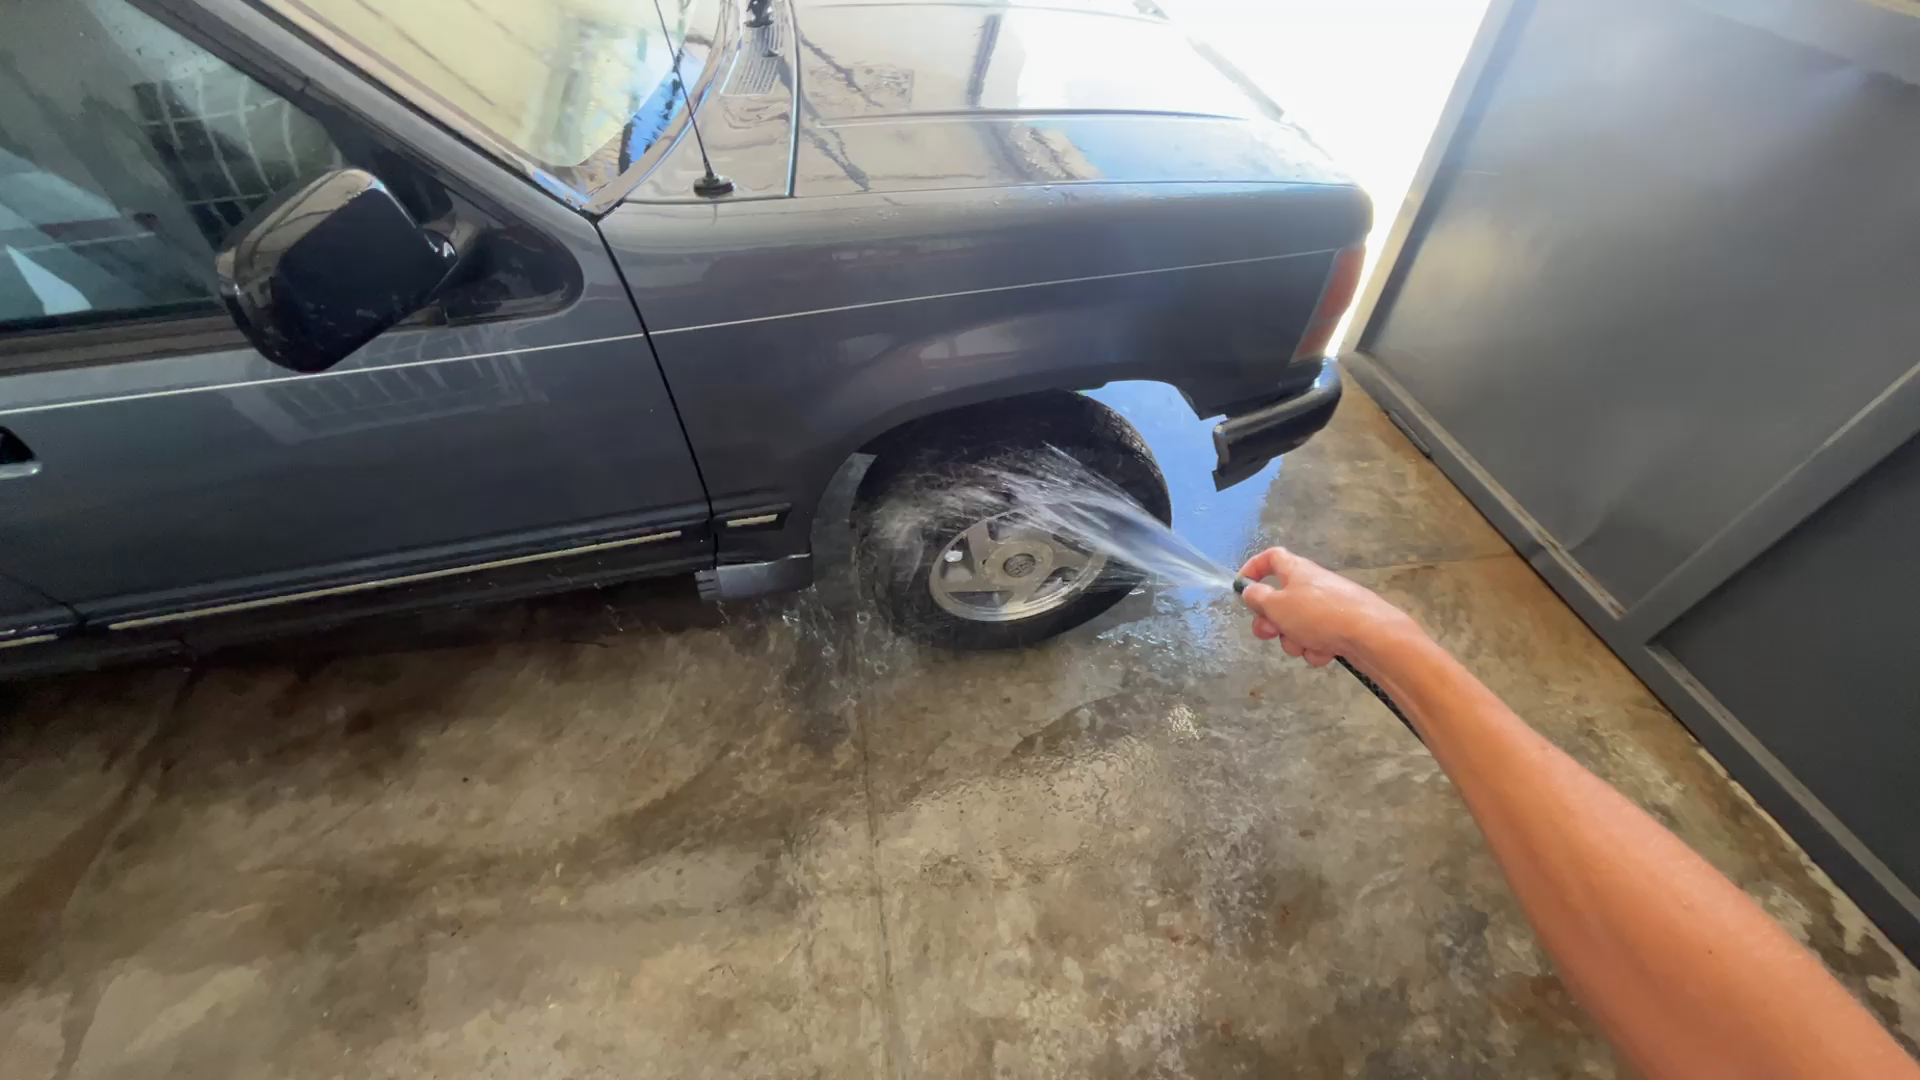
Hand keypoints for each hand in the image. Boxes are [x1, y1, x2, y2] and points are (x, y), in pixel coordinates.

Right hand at [1237, 548, 1415, 666]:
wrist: (1373, 636)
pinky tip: (1324, 652)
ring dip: (1293, 638)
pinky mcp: (1343, 627)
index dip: (1253, 568)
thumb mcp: (1277, 606)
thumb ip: (1257, 598)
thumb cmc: (1318, 615)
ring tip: (1304, 645)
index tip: (1242, 588)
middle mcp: (1312, 585)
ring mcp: (1329, 607)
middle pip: (1280, 599)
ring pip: (1296, 623)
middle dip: (1270, 620)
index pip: (1271, 557)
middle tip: (1267, 633)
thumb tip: (1249, 590)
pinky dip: (1315, 646)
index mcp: (1296, 571)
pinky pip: (1317, 637)